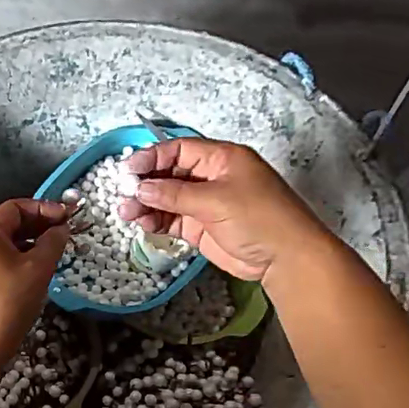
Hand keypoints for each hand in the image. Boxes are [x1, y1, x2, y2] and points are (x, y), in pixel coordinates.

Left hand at [0, 198, 70, 362]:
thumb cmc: (10, 303)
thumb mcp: (38, 268)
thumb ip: (53, 242)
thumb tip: (61, 229)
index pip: (15, 207)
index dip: (44, 208)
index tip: (67, 217)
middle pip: (8, 223)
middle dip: (38, 225)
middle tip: (65, 233)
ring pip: (5, 243)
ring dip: (31, 242)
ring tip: (55, 250)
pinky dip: (19, 258)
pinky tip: (36, 268)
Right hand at [118, 137, 327, 280]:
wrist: (285, 258)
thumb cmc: (260, 219)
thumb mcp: (216, 200)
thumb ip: (175, 194)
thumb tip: (142, 189)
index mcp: (222, 159)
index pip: (180, 149)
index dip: (153, 157)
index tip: (129, 170)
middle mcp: (211, 177)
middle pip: (170, 174)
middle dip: (146, 183)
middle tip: (124, 194)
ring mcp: (205, 203)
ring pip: (167, 198)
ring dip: (146, 205)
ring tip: (126, 214)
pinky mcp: (201, 227)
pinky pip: (172, 219)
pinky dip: (156, 221)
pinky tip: (142, 223)